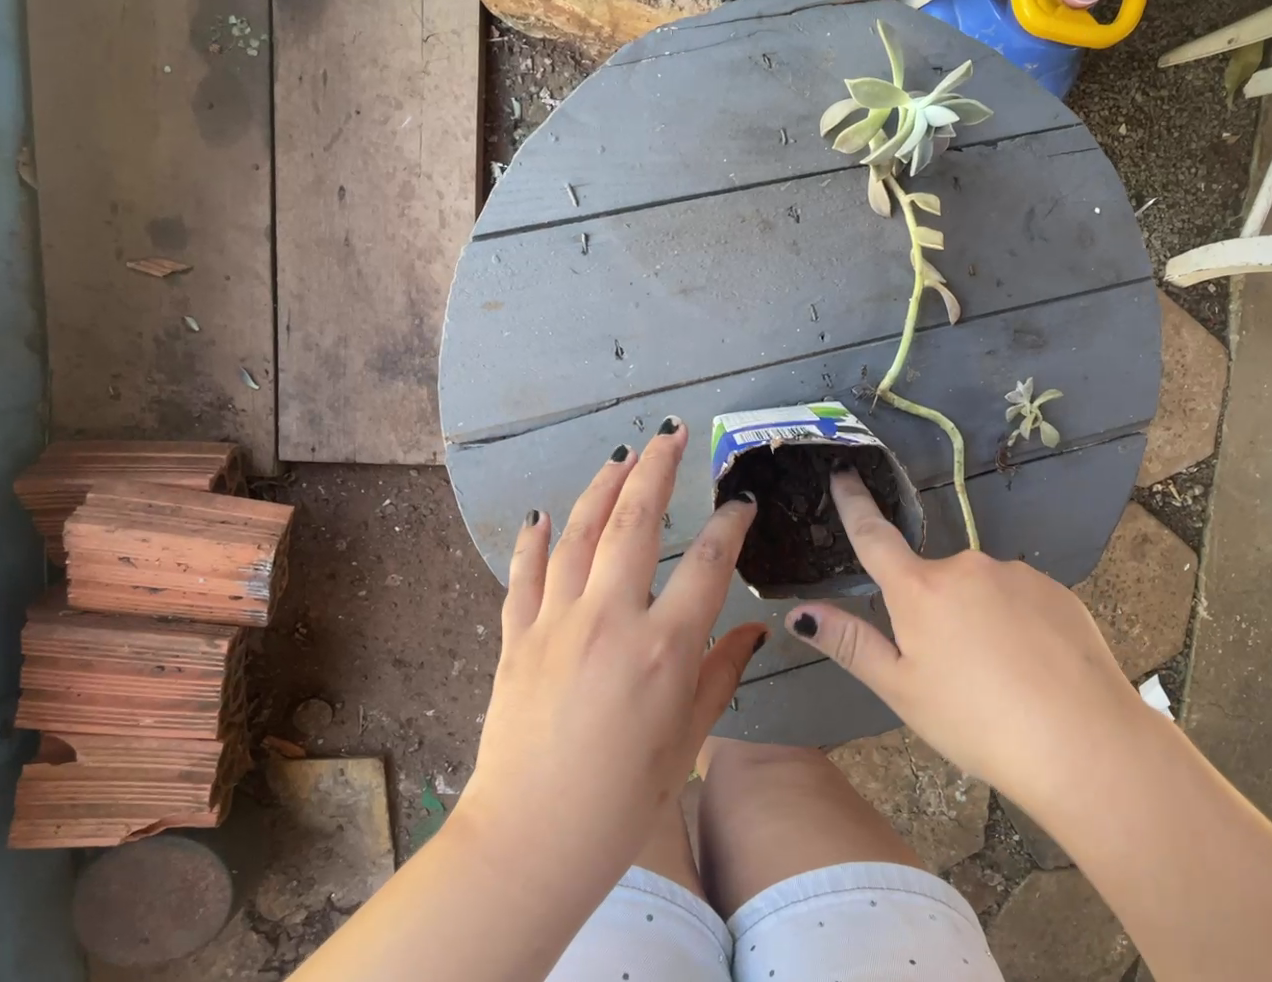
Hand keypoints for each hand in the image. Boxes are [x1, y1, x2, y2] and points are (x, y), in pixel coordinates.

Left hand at [461, 420, 765, 866]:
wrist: (532, 839)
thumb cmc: (624, 800)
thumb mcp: (687, 740)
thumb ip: (721, 675)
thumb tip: (755, 633)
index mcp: (664, 648)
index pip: (707, 563)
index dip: (730, 525)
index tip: (741, 502)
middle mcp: (610, 620)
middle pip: (635, 523)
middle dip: (657, 470)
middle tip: (671, 432)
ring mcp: (556, 623)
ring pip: (578, 535)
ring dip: (601, 488)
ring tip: (621, 455)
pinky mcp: (516, 637)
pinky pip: (525, 575)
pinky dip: (534, 540)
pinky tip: (543, 514)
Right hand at [782, 470, 1145, 810]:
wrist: (1082, 740)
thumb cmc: (975, 721)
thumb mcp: (901, 689)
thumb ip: (850, 643)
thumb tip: (800, 611)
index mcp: (919, 590)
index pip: (874, 535)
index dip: (854, 503)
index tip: (843, 471)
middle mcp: (966, 566)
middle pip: (932, 580)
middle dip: (932, 612)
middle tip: (950, 671)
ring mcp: (1016, 573)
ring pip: (979, 591)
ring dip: (976, 619)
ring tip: (997, 678)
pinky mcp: (1056, 589)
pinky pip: (1019, 599)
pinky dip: (1015, 624)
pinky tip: (1031, 668)